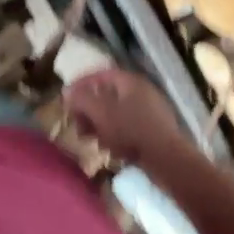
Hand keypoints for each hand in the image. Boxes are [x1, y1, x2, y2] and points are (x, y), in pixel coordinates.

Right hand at [64, 67, 191, 166]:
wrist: (167, 158)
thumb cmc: (130, 130)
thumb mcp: (99, 112)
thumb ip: (81, 99)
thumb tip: (67, 91)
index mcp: (129, 81)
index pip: (99, 74)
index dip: (80, 85)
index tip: (67, 99)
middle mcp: (141, 91)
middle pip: (107, 95)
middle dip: (88, 110)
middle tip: (77, 124)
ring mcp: (150, 110)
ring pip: (116, 112)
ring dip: (99, 124)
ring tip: (91, 140)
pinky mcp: (155, 129)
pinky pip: (128, 126)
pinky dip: (114, 133)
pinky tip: (109, 148)